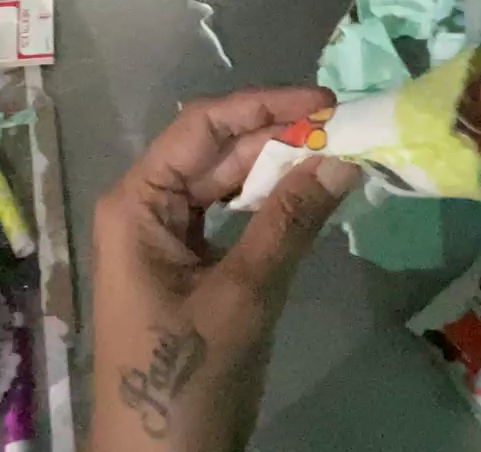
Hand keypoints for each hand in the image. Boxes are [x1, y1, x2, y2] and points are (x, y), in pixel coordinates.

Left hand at [89, 87, 361, 451]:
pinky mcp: (182, 260)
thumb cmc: (187, 379)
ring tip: (334, 152)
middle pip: (212, 152)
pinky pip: (224, 216)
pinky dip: (264, 204)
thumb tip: (341, 158)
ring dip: (274, 169)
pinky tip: (305, 194)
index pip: (201, 127)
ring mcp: (161, 233)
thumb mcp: (243, 296)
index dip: (261, 106)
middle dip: (275, 137)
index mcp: (137, 200)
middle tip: (343, 128)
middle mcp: (143, 203)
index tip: (322, 100)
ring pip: (221, 182)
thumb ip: (290, 222)